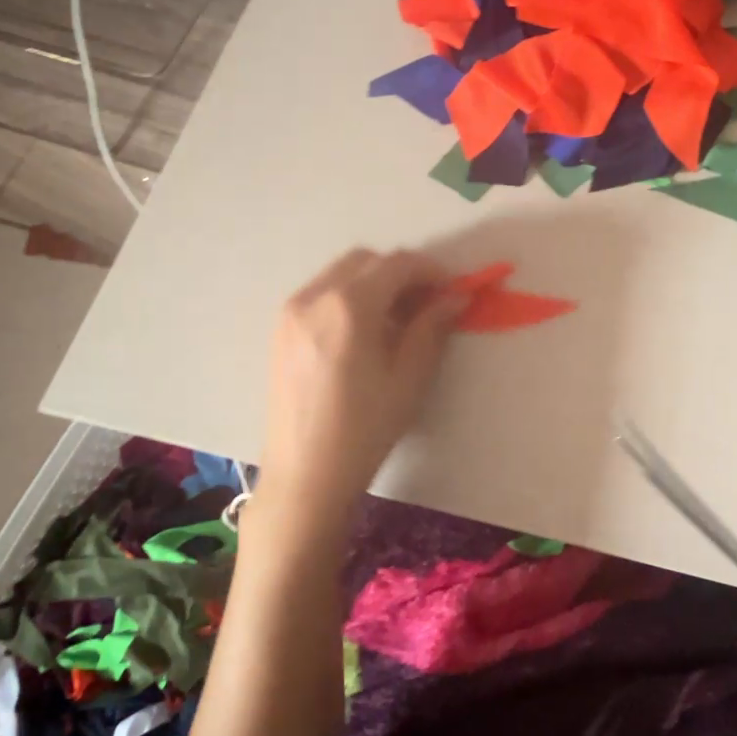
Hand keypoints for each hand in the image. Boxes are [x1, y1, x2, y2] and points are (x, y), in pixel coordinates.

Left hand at [255, 248, 464, 529]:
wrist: (305, 475)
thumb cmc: (364, 428)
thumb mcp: (409, 377)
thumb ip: (431, 327)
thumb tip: (455, 297)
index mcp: (349, 307)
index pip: (397, 265)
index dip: (431, 271)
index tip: (453, 289)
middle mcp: (314, 297)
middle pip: (366, 260)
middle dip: (401, 272)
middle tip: (428, 303)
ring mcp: (291, 313)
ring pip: (341, 274)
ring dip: (374, 282)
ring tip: (397, 320)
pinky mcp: (281, 331)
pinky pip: (321, 294)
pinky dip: (348, 297)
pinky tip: (365, 333)